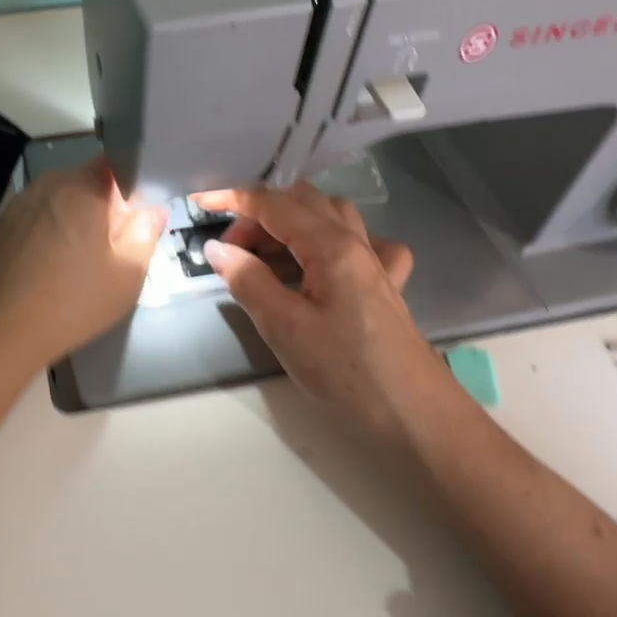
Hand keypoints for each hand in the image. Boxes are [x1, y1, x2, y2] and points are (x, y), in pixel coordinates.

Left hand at [0, 155, 167, 368]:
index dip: (130, 184)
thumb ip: (145, 233)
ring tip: (81, 257)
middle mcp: (51, 183)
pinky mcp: (5, 222)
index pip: (115, 163)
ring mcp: (24, 201)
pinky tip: (52, 262)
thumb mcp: (128, 273)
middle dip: (104, 205)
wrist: (6, 328)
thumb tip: (151, 211)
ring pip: (62, 197)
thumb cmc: (75, 300)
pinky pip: (39, 213)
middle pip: (88, 181)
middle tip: (114, 244)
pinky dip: (51, 227)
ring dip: (76, 216)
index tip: (136, 214)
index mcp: (85, 187)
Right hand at [197, 184, 442, 439]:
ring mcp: (377, 262)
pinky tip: (324, 265)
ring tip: (266, 257)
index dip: (233, 199)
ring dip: (293, 223)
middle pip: (302, 202)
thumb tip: (218, 249)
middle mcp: (356, 242)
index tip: (200, 204)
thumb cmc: (346, 371)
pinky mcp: (388, 286)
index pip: (274, 205)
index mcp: (331, 245)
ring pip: (331, 216)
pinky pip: (363, 243)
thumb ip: (248, 280)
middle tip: (232, 251)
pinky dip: (334, 241)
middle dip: (260, 215)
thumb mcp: (284, 327)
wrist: (415, 417)